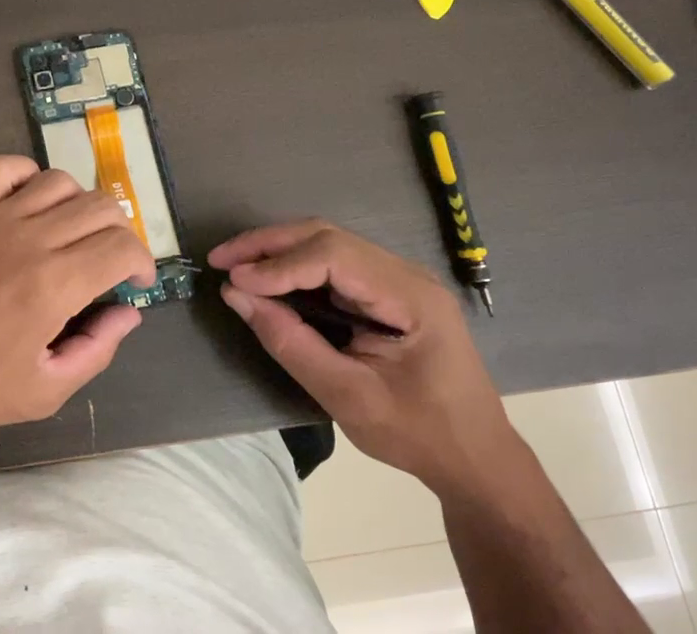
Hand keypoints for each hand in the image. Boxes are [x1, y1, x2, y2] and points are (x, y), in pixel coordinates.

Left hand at [0, 156, 155, 441]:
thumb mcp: (43, 392)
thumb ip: (95, 350)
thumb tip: (127, 314)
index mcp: (55, 283)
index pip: (123, 245)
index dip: (141, 263)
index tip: (133, 286)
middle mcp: (30, 237)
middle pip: (101, 207)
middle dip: (120, 234)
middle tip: (108, 268)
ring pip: (61, 181)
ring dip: (82, 205)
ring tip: (74, 237)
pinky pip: (4, 168)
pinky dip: (29, 176)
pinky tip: (31, 205)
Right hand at [211, 220, 515, 492]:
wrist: (476, 459)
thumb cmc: (418, 433)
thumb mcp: (347, 396)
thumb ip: (290, 342)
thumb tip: (235, 295)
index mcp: (410, 298)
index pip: (333, 257)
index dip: (278, 265)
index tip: (233, 283)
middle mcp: (406, 276)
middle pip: (327, 237)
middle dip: (269, 244)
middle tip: (221, 259)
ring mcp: (398, 281)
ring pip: (328, 244)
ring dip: (278, 251)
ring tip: (236, 267)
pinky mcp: (387, 293)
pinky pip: (334, 264)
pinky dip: (294, 266)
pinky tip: (267, 279)